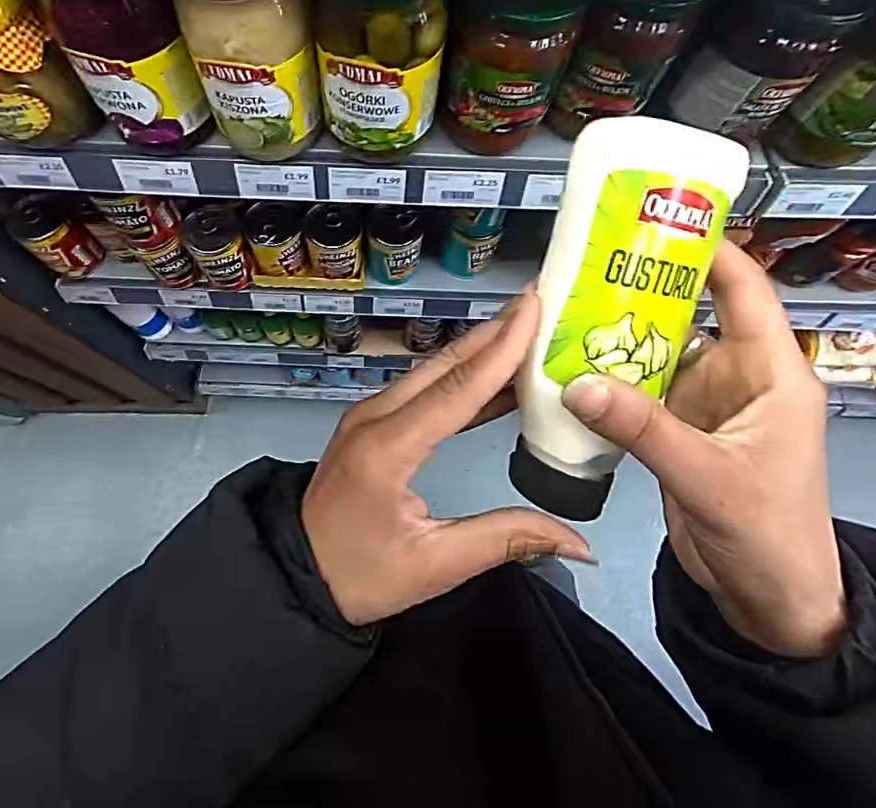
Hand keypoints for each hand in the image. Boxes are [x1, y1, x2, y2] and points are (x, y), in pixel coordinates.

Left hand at [302, 289, 592, 626]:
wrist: (295, 570)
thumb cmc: (358, 574)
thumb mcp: (432, 565)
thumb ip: (505, 541)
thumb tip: (579, 543)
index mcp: (387, 447)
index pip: (455, 389)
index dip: (500, 349)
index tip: (533, 309)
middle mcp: (376, 417)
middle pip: (444, 367)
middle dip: (494, 332)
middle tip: (538, 300)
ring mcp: (371, 415)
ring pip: (434, 373)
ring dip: (480, 350)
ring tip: (527, 328)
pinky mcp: (374, 422)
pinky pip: (425, 390)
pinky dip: (464, 378)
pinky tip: (499, 379)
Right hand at [558, 241, 844, 657]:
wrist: (767, 602)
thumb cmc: (767, 534)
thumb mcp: (709, 478)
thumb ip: (643, 429)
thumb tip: (574, 382)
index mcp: (771, 373)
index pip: (745, 292)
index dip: (710, 250)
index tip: (658, 221)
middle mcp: (736, 375)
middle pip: (689, 313)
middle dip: (643, 286)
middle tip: (588, 262)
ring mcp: (702, 401)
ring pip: (656, 350)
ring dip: (617, 333)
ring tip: (567, 306)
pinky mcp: (676, 427)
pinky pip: (638, 388)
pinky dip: (607, 376)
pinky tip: (570, 364)